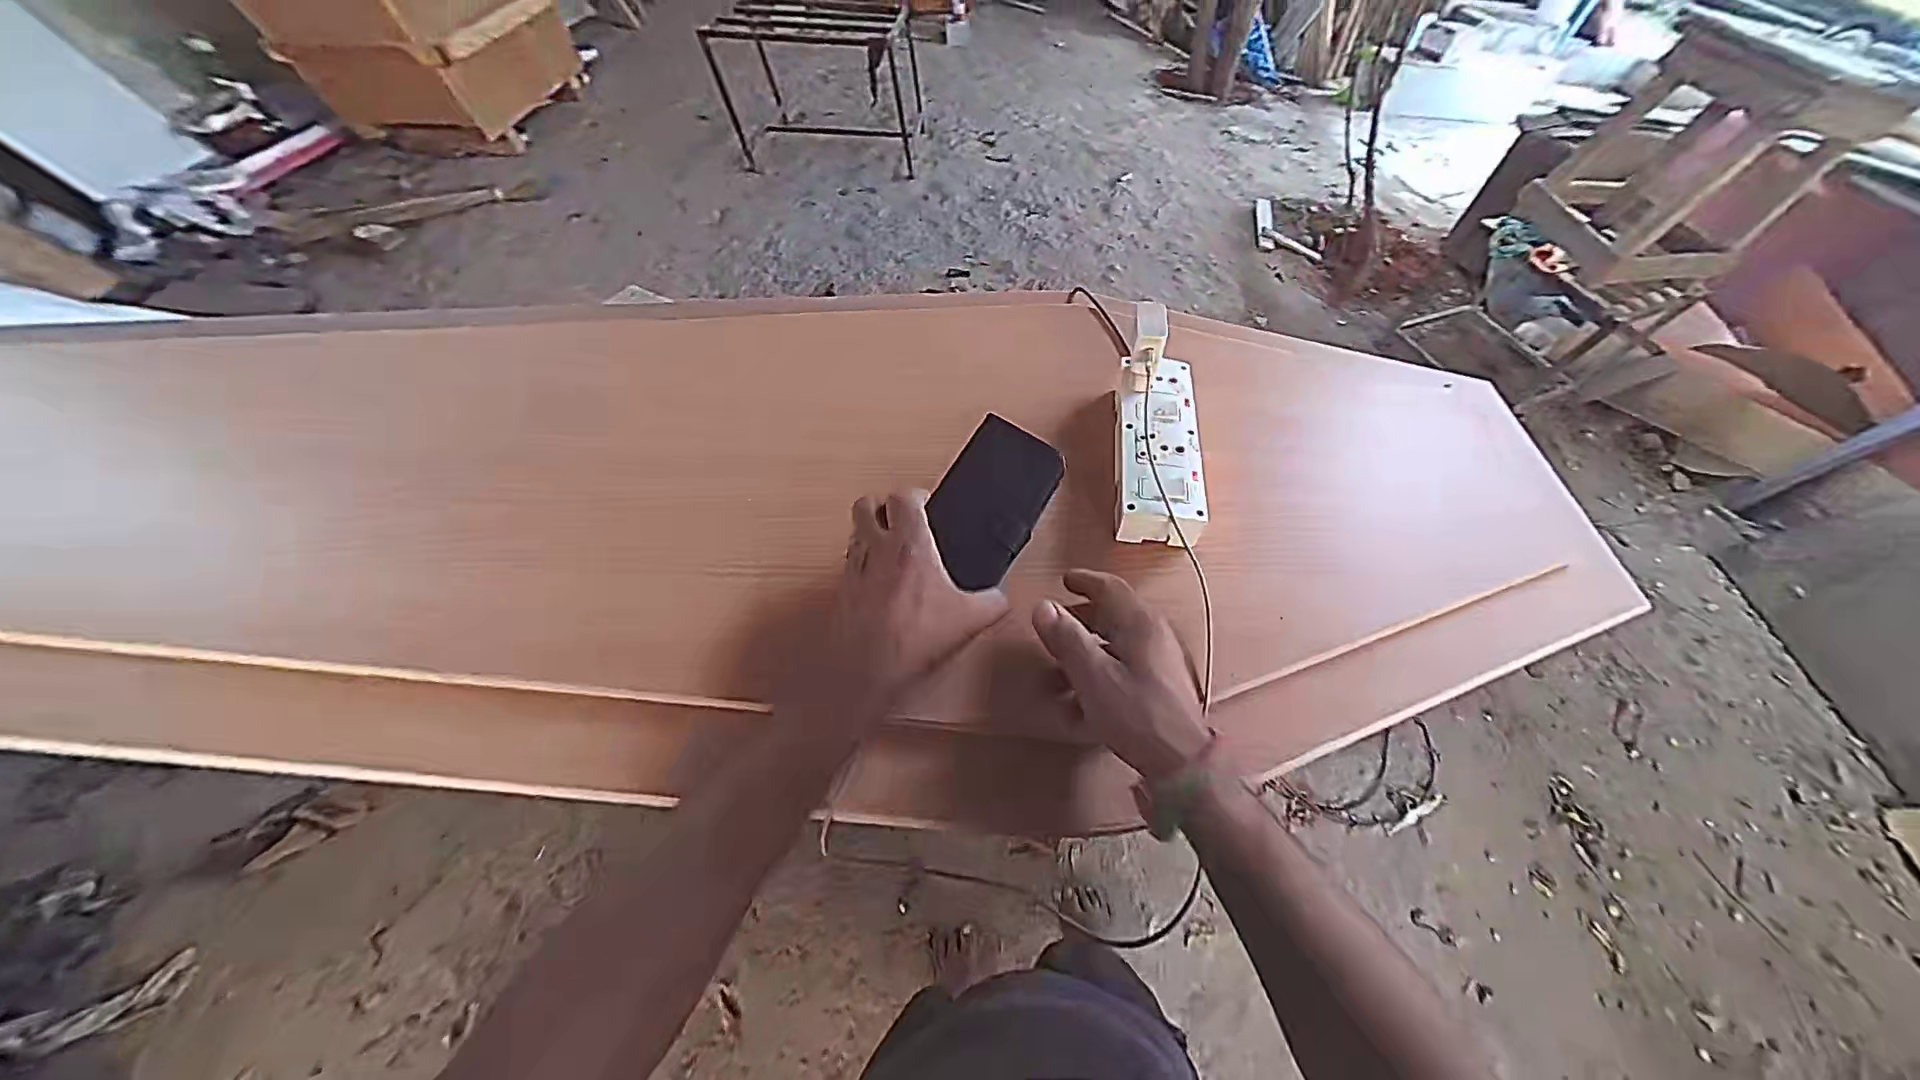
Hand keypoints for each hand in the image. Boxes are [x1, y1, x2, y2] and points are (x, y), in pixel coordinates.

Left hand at [789, 490, 1008, 725]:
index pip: (904, 496)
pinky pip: (849, 564)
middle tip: (900, 518)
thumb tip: (1000, 598)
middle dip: (882, 506)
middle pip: (867, 504)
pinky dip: (861, 564)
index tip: (927, 504)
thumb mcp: (970, 621)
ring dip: (869, 532)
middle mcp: (875, 549)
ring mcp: (854, 570)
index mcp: (909, 544)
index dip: (917, 495)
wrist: (868, 675)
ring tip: (890, 548)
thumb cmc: (914, 641)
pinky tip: (878, 583)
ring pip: (854, 532)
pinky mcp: (841, 592)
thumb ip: (992, 602)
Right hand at [1032, 569, 1210, 782]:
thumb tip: (1044, 608)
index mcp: (1140, 625)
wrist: (1180, 759)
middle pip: (1115, 611)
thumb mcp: (1092, 675)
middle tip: (1059, 618)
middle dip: (1084, 612)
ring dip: (1091, 636)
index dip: (1086, 581)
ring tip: (1067, 651)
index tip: (1066, 579)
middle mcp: (1154, 635)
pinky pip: (1127, 656)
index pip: (1111, 588)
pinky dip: (1104, 656)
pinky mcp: (1161, 681)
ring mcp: (1160, 658)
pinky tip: (1089, 680)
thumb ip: (1067, 639)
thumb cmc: (1138, 716)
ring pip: (1120, 635)